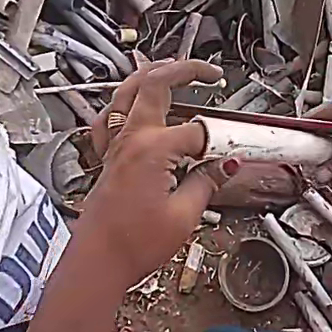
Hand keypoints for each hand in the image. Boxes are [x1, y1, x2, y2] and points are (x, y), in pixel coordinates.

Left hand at [72, 59, 225, 292]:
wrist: (97, 264)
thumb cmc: (133, 245)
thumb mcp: (184, 214)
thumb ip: (207, 181)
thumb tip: (227, 164)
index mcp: (152, 150)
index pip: (197, 131)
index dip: (220, 141)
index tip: (234, 153)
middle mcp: (131, 140)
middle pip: (156, 85)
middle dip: (186, 70)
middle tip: (209, 72)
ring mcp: (115, 146)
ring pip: (127, 91)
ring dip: (151, 74)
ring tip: (172, 66)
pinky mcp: (107, 158)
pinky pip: (110, 117)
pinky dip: (122, 102)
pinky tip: (132, 101)